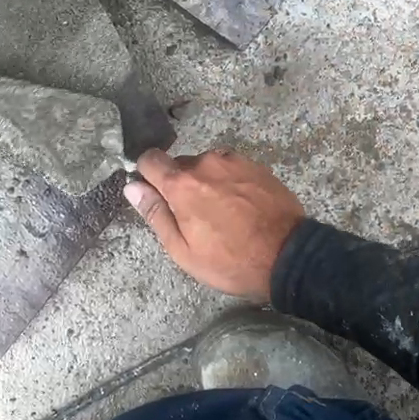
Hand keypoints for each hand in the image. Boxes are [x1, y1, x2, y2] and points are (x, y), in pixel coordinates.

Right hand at [122, 148, 304, 301]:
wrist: (287, 255)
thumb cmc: (230, 260)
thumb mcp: (184, 250)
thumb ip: (155, 214)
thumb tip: (131, 186)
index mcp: (181, 184)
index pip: (149, 159)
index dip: (146, 174)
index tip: (154, 193)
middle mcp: (204, 162)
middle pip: (179, 165)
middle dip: (180, 185)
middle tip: (195, 216)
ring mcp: (232, 160)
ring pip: (205, 165)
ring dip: (205, 182)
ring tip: (222, 213)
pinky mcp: (253, 163)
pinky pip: (228, 166)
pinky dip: (227, 181)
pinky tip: (240, 205)